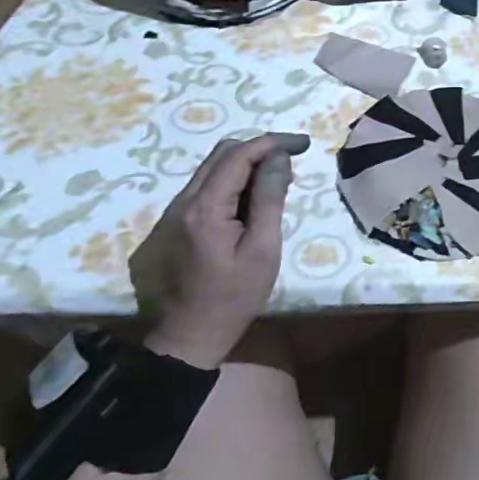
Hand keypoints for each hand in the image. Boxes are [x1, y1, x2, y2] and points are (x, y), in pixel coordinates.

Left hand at [143, 133, 309, 367]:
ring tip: (277, 181)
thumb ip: (270, 198)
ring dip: (246, 166)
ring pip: (212, 169)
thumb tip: (279, 158)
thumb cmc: (234, 296)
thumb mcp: (263, 248)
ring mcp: (175, 213)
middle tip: (293, 162)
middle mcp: (184, 202)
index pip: (239, 155)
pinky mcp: (175, 224)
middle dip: (260, 149)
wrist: (190, 337)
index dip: (273, 143)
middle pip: (222, 154)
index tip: (303, 144)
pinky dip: (233, 182)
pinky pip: (206, 187)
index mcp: (206, 208)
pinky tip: (252, 201)